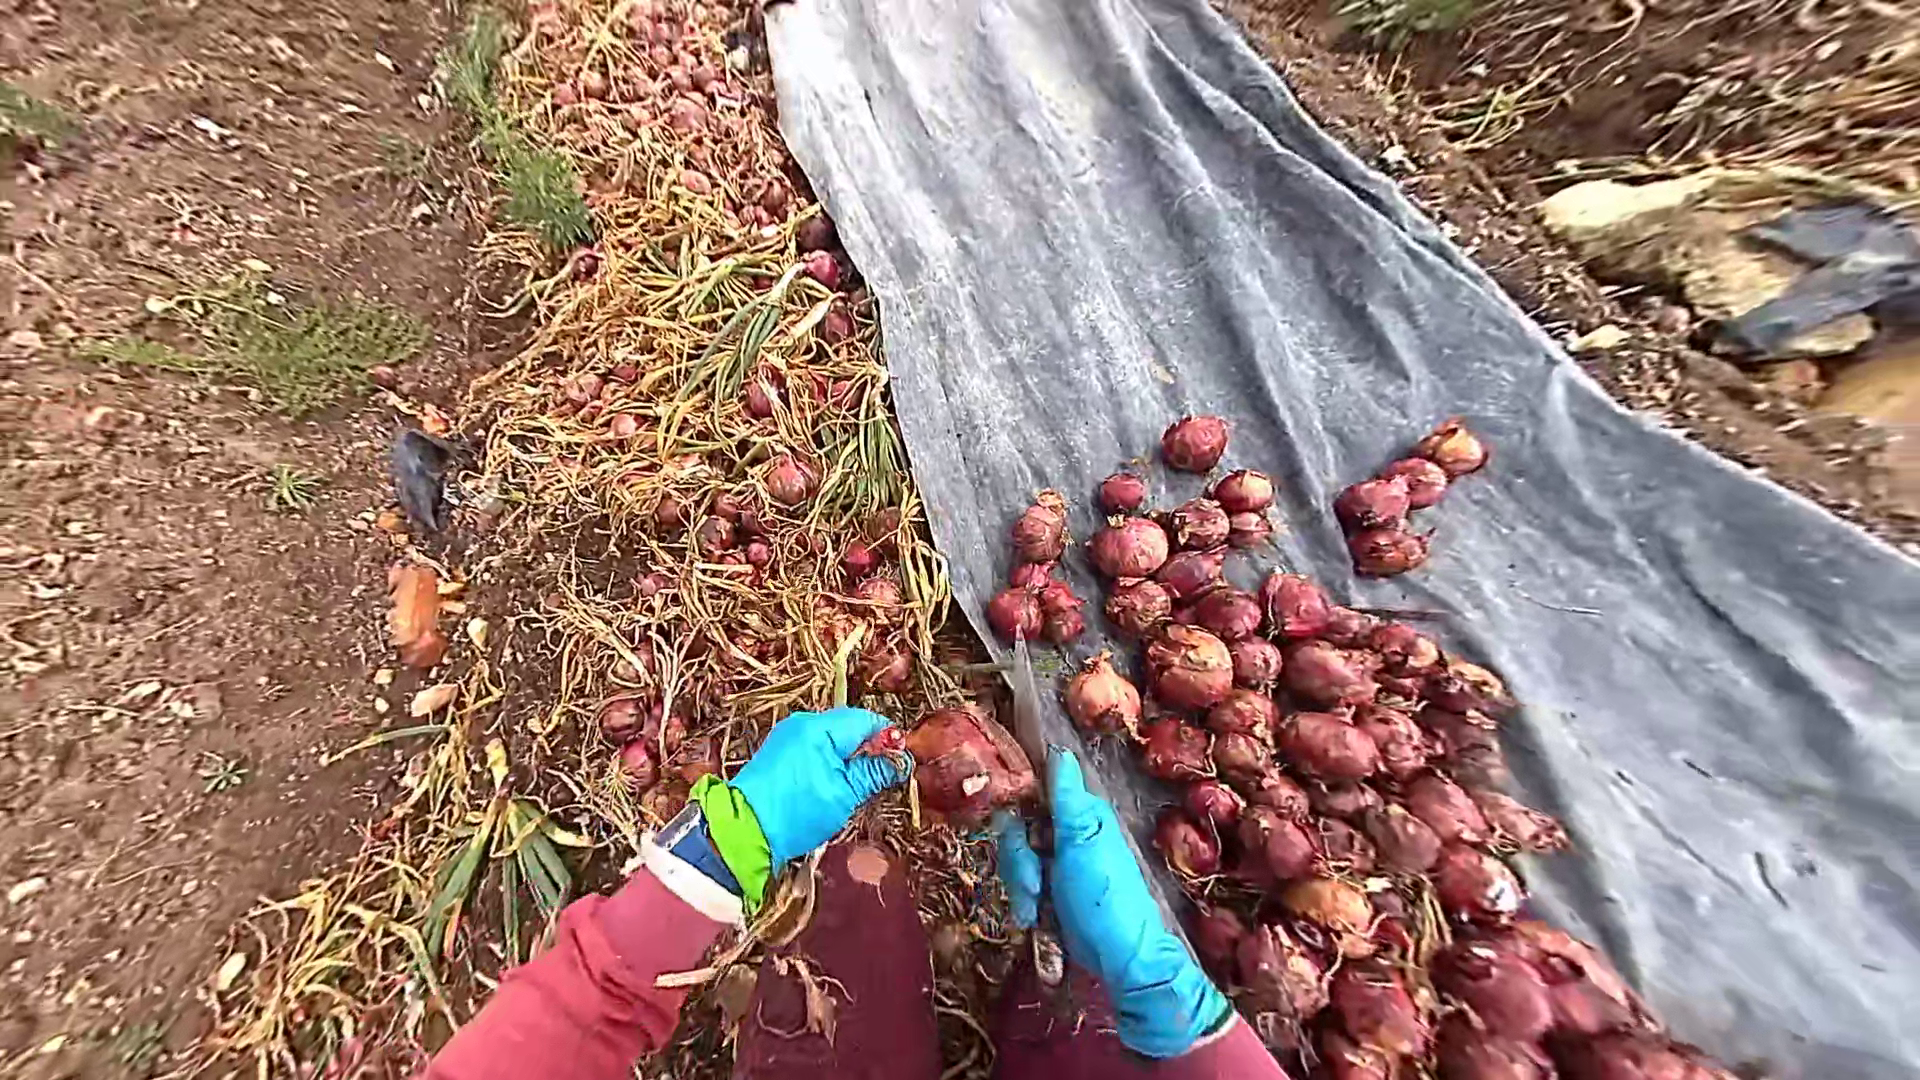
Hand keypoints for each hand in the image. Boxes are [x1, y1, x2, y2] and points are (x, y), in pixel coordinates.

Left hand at [731, 706, 910, 864]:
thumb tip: (902, 761)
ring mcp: (790, 734)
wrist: (743, 832)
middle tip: (881, 777)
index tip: (899, 762)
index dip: (888, 738)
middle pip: (851, 725)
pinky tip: (834, 783)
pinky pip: (818, 744)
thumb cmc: (796, 812)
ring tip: (857, 784)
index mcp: (821, 727)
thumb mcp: (844, 794)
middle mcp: (805, 722)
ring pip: (836, 735)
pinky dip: (832, 758)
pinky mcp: (782, 748)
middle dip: (870, 747)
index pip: (868, 719)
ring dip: (851, 754)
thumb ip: (875, 771)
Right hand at [993, 749, 1230, 1058]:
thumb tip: (1058, 748)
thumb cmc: (1106, 895)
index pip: (1031, 789)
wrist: (1122, 962)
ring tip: (1038, 909)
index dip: (1018, 810)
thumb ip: (1065, 794)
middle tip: (1036, 883)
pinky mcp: (1049, 889)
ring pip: (1015, 857)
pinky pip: (1020, 883)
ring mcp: (1056, 861)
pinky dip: (1025, 903)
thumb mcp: (1082, 841)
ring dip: (1021, 886)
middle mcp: (1065, 830)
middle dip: (1019, 859)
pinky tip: (1037, 920)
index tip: (1023, 832)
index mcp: (1078, 811)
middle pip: (1016, 827)